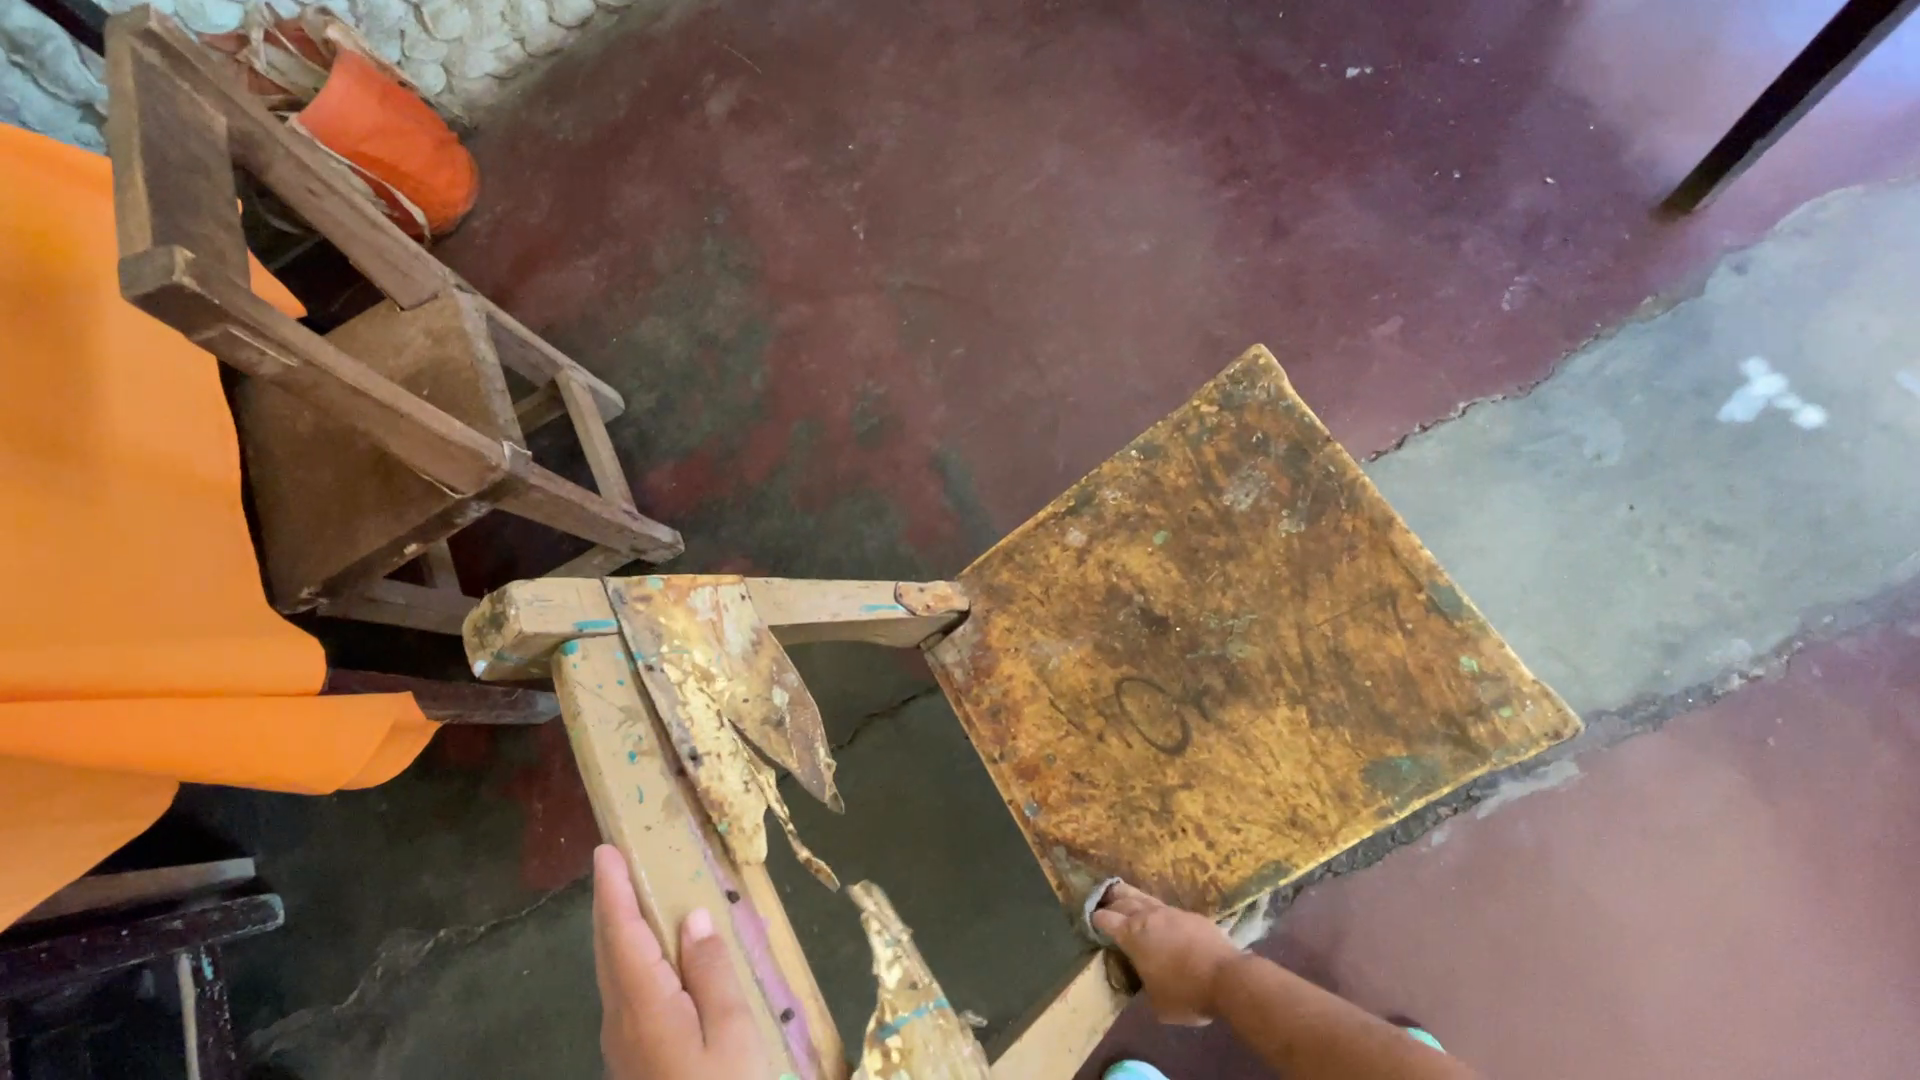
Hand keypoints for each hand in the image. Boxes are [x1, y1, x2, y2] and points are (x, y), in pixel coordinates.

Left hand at [592, 845, 770, 1079]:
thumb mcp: (734, 1032)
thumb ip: (712, 970)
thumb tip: (694, 918)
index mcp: (646, 1006)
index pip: (622, 934)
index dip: (613, 892)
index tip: (605, 851)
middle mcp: (623, 1020)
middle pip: (609, 951)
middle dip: (609, 905)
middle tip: (616, 863)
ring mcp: (624, 1044)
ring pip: (615, 972)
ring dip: (620, 930)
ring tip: (635, 896)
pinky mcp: (635, 1059)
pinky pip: (628, 992)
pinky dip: (634, 957)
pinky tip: (657, 955)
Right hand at [1090, 882, 1243, 1025]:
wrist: (1227, 978)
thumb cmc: (1186, 993)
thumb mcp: (1156, 1002)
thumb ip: (1144, 985)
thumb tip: (1145, 979)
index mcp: (1132, 935)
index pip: (1105, 919)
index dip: (1095, 919)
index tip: (1090, 920)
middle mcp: (1147, 917)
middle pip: (1122, 900)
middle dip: (1110, 900)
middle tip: (1102, 900)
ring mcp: (1170, 912)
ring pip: (1144, 897)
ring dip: (1131, 897)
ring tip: (1123, 895)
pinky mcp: (1190, 915)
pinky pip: (1167, 909)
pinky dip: (1157, 911)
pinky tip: (1159, 917)